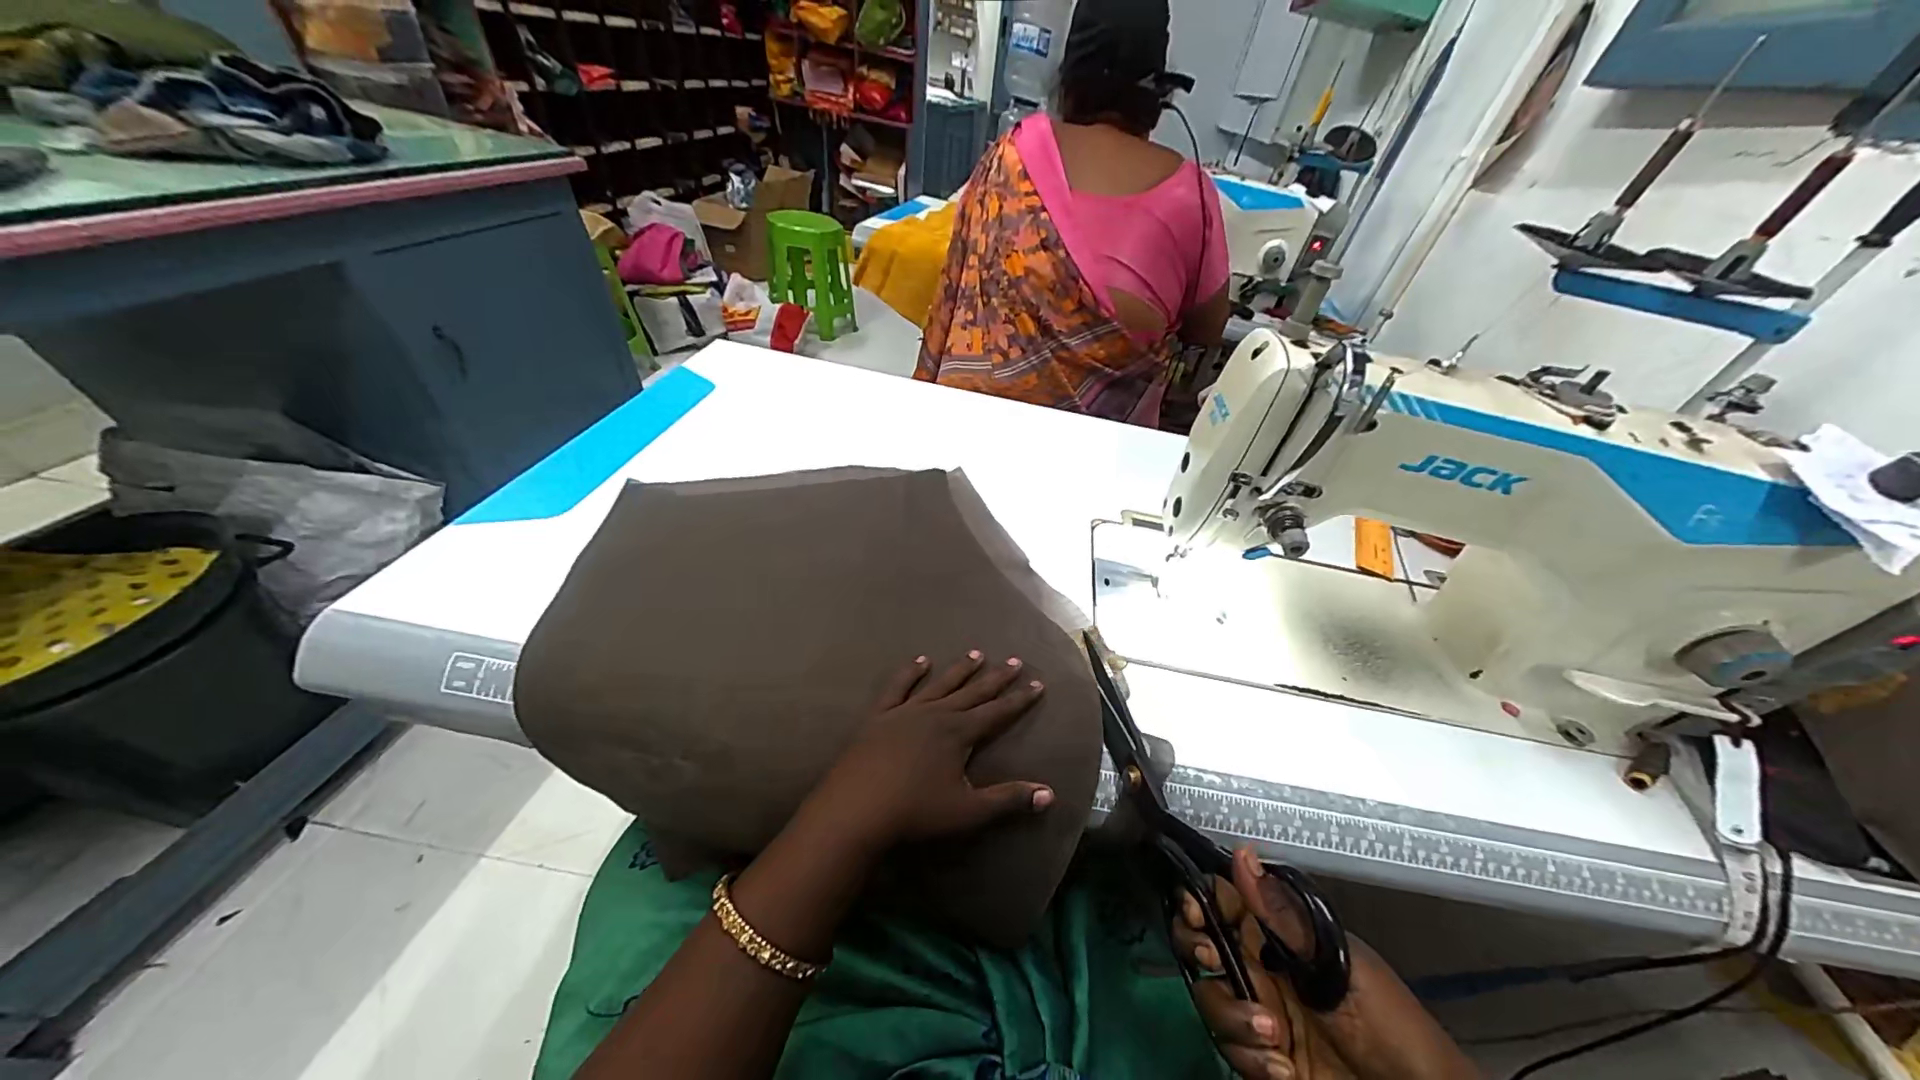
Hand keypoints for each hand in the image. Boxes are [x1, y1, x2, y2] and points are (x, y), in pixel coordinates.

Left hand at [803, 651, 1053, 854]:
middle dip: (996, 678)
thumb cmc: (915, 812)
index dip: (1019, 700)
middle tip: (1014, 660)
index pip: (997, 712)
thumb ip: (1009, 799)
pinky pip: (898, 688)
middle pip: (972, 692)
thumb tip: (1050, 794)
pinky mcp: (879, 717)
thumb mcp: (968, 810)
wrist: (856, 809)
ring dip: (959, 670)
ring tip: (976, 653)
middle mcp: (936, 714)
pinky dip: (910, 673)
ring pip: (940, 684)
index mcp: (959, 733)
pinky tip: (920, 661)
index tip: (1037, 683)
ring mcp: (905, 712)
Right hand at [1172, 848, 1478, 1079]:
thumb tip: (1242, 853)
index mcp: (1278, 934)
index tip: (1194, 912)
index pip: (1222, 902)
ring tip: (1276, 1040)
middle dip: (1197, 950)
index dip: (1199, 900)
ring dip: (1233, 1018)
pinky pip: (1229, 1046)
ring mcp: (1258, 1011)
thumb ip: (1282, 916)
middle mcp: (1260, 967)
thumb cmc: (1391, 1024)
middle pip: (1201, 944)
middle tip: (1216, 961)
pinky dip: (1249, 1058)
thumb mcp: (1337, 964)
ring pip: (1210, 997)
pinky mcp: (1261, 1055)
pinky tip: (1282, 1068)